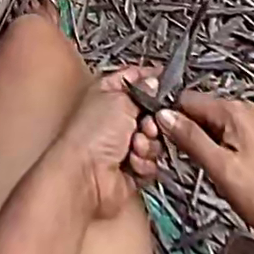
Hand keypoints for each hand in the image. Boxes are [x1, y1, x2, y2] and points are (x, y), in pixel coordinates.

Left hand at [48, 68, 162, 218]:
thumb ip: (142, 90)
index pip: (134, 77)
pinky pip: (151, 162)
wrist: (87, 175)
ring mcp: (124, 143)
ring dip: (147, 144)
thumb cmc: (94, 131)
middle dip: (153, 120)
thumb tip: (154, 81)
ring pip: (153, 139)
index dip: (151, 78)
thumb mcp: (120, 100)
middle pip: (150, 112)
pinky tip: (132, 163)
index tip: (166, 81)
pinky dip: (143, 163)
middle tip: (146, 125)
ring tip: (135, 146)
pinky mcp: (131, 167)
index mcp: (108, 91)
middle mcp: (116, 115)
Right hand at [157, 92, 253, 245]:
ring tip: (211, 170)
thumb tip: (164, 114)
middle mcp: (245, 110)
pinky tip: (226, 171)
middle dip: (190, 133)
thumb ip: (190, 138)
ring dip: (205, 144)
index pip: (187, 100)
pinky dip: (220, 149)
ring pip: (214, 125)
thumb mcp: (220, 167)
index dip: (173, 119)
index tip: (166, 141)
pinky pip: (229, 135)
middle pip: (201, 112)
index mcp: (234, 110)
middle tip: (191, 162)